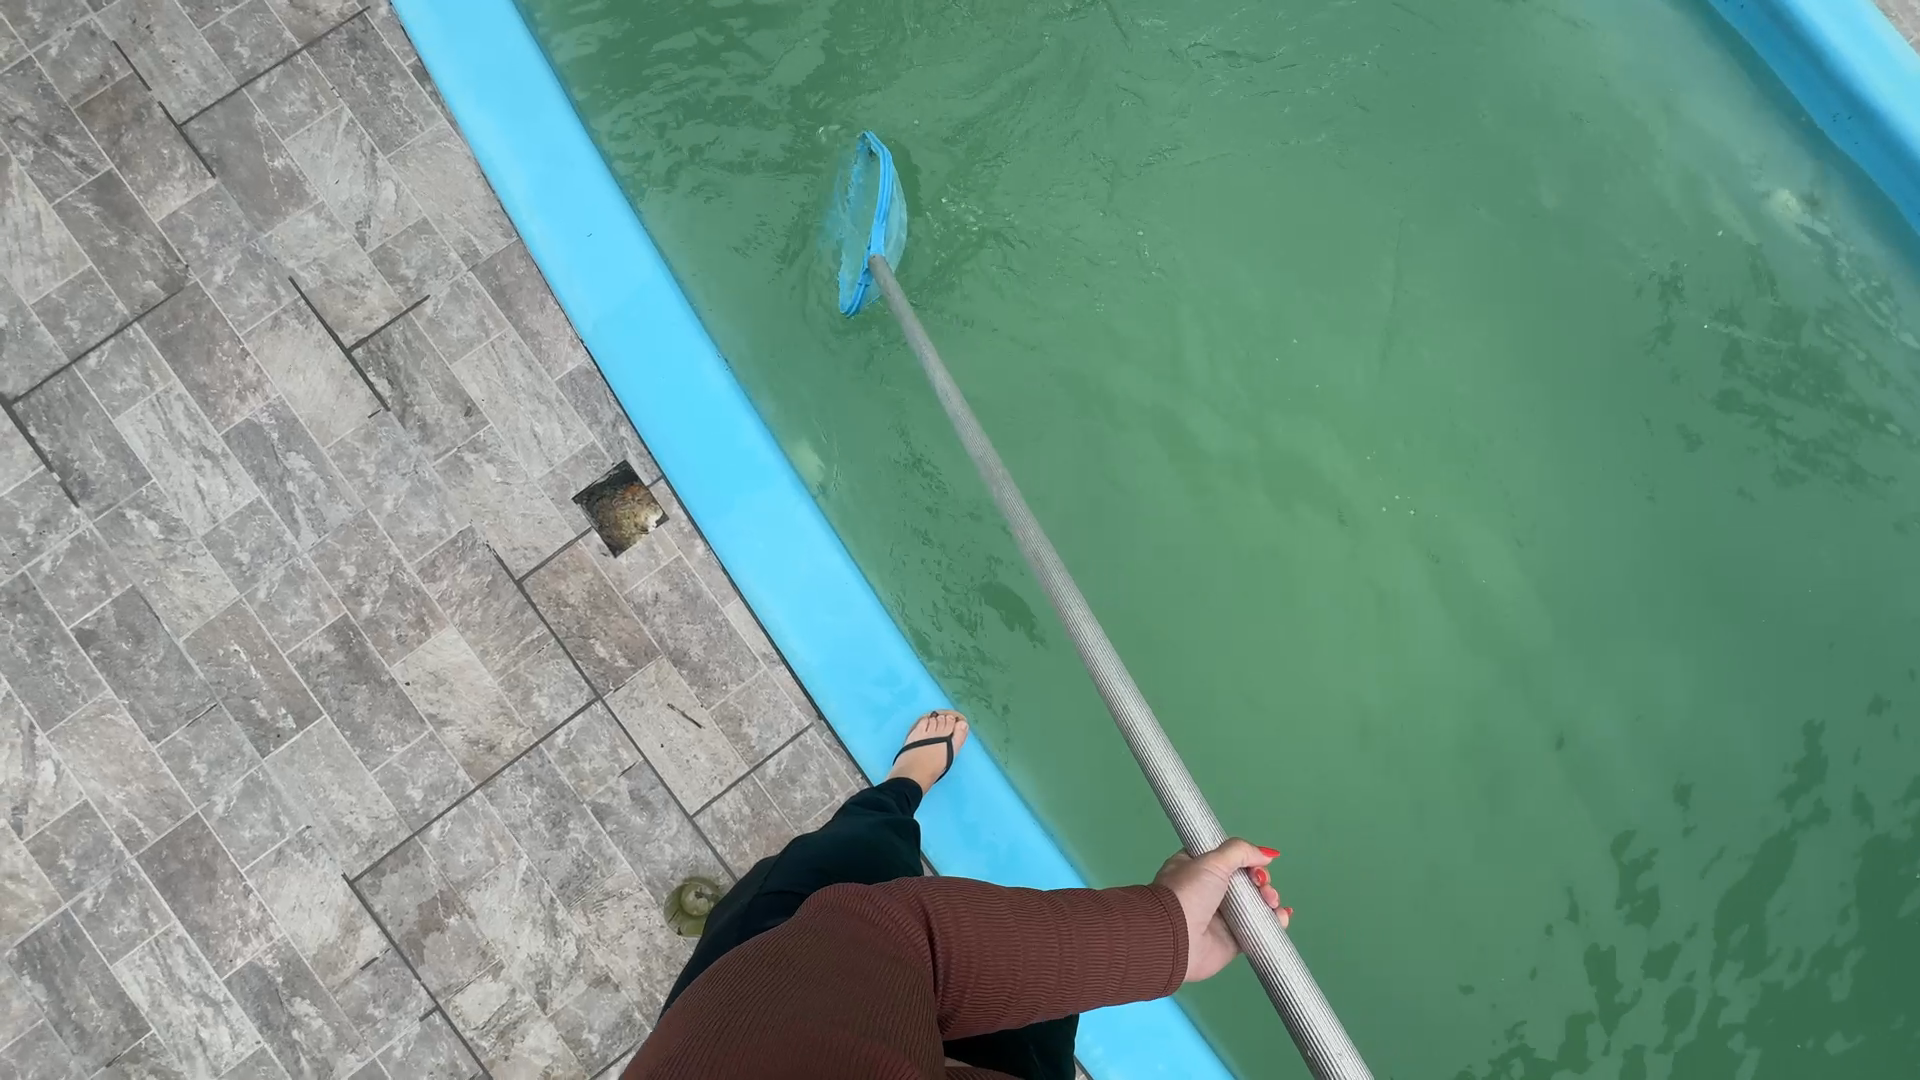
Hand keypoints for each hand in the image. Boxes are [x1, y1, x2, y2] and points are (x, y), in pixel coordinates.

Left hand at [1153, 839, 1288, 983]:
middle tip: (1263, 886)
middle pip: (1245, 880)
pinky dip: (1273, 922)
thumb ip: (1239, 852)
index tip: (1256, 864)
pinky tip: (1282, 917)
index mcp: (1196, 866)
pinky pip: (1259, 928)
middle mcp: (1209, 889)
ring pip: (1255, 903)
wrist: (1176, 937)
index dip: (1246, 860)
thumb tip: (1266, 854)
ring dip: (1269, 899)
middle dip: (1261, 880)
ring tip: (1272, 902)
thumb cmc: (1189, 892)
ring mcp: (1222, 915)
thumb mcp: (1211, 862)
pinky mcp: (1234, 939)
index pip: (1228, 858)